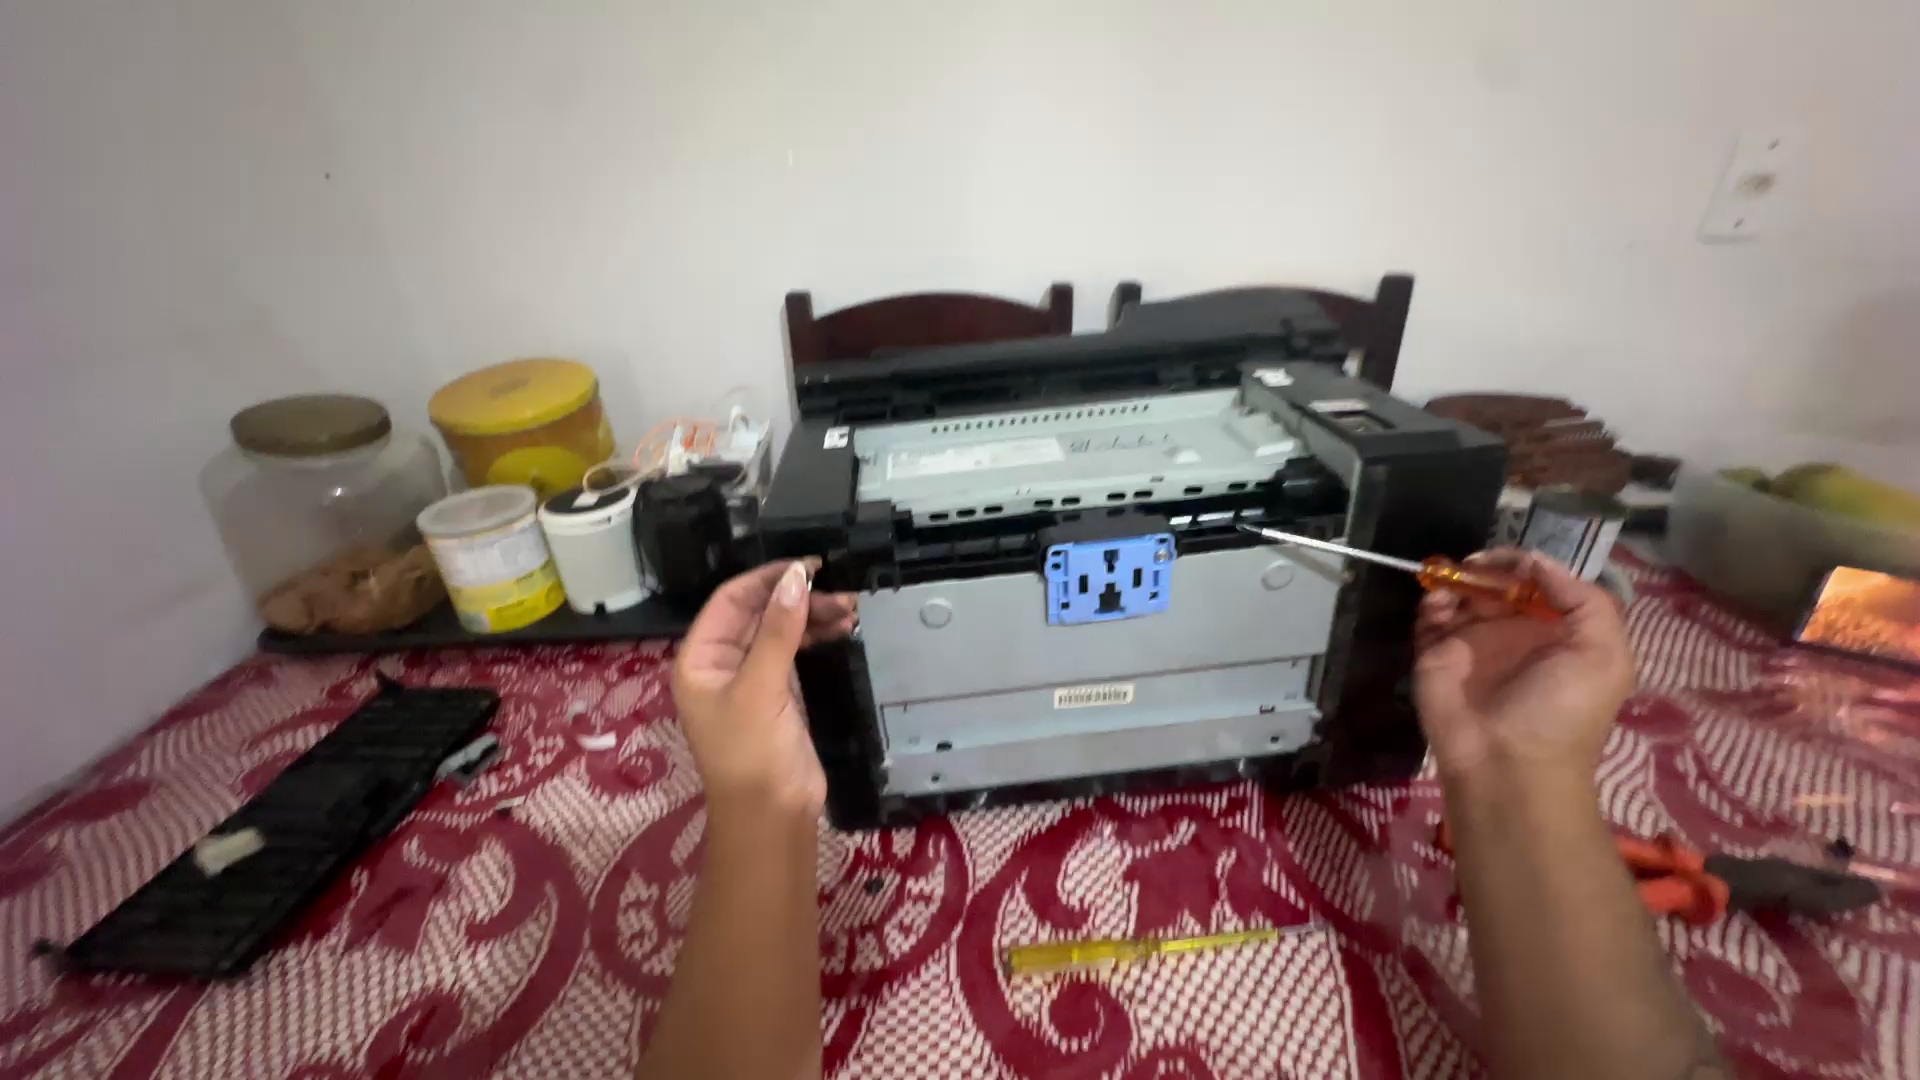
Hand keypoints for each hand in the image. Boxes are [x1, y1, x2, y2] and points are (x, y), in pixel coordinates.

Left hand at [670, 559, 857, 819]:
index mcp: (700, 659)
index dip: (768, 579)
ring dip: (812, 616)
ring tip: (850, 609)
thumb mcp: (761, 688)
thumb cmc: (752, 753)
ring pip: (781, 630)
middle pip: (759, 613)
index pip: (731, 600)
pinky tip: (842, 628)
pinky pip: (796, 651)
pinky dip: (816, 637)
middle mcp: (722, 663)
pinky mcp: (778, 692)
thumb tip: (797, 578)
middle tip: (839, 592)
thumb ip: (779, 630)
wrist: (772, 816)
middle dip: (797, 599)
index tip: (809, 566)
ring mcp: (752, 678)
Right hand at [1412, 550, 1633, 783]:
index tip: (1512, 560)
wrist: (1506, 760)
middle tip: (1476, 565)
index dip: (1527, 565)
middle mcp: (1513, 631)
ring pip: (1460, 594)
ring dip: (1457, 581)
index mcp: (1556, 631)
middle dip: (1486, 568)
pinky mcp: (1435, 652)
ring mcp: (1471, 641)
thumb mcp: (1604, 657)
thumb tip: (1537, 562)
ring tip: (1455, 584)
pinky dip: (1431, 602)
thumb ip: (1585, 602)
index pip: (1540, 583)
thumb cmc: (1561, 710)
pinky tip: (1438, 603)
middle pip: (1497, 583)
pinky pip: (1429, 617)